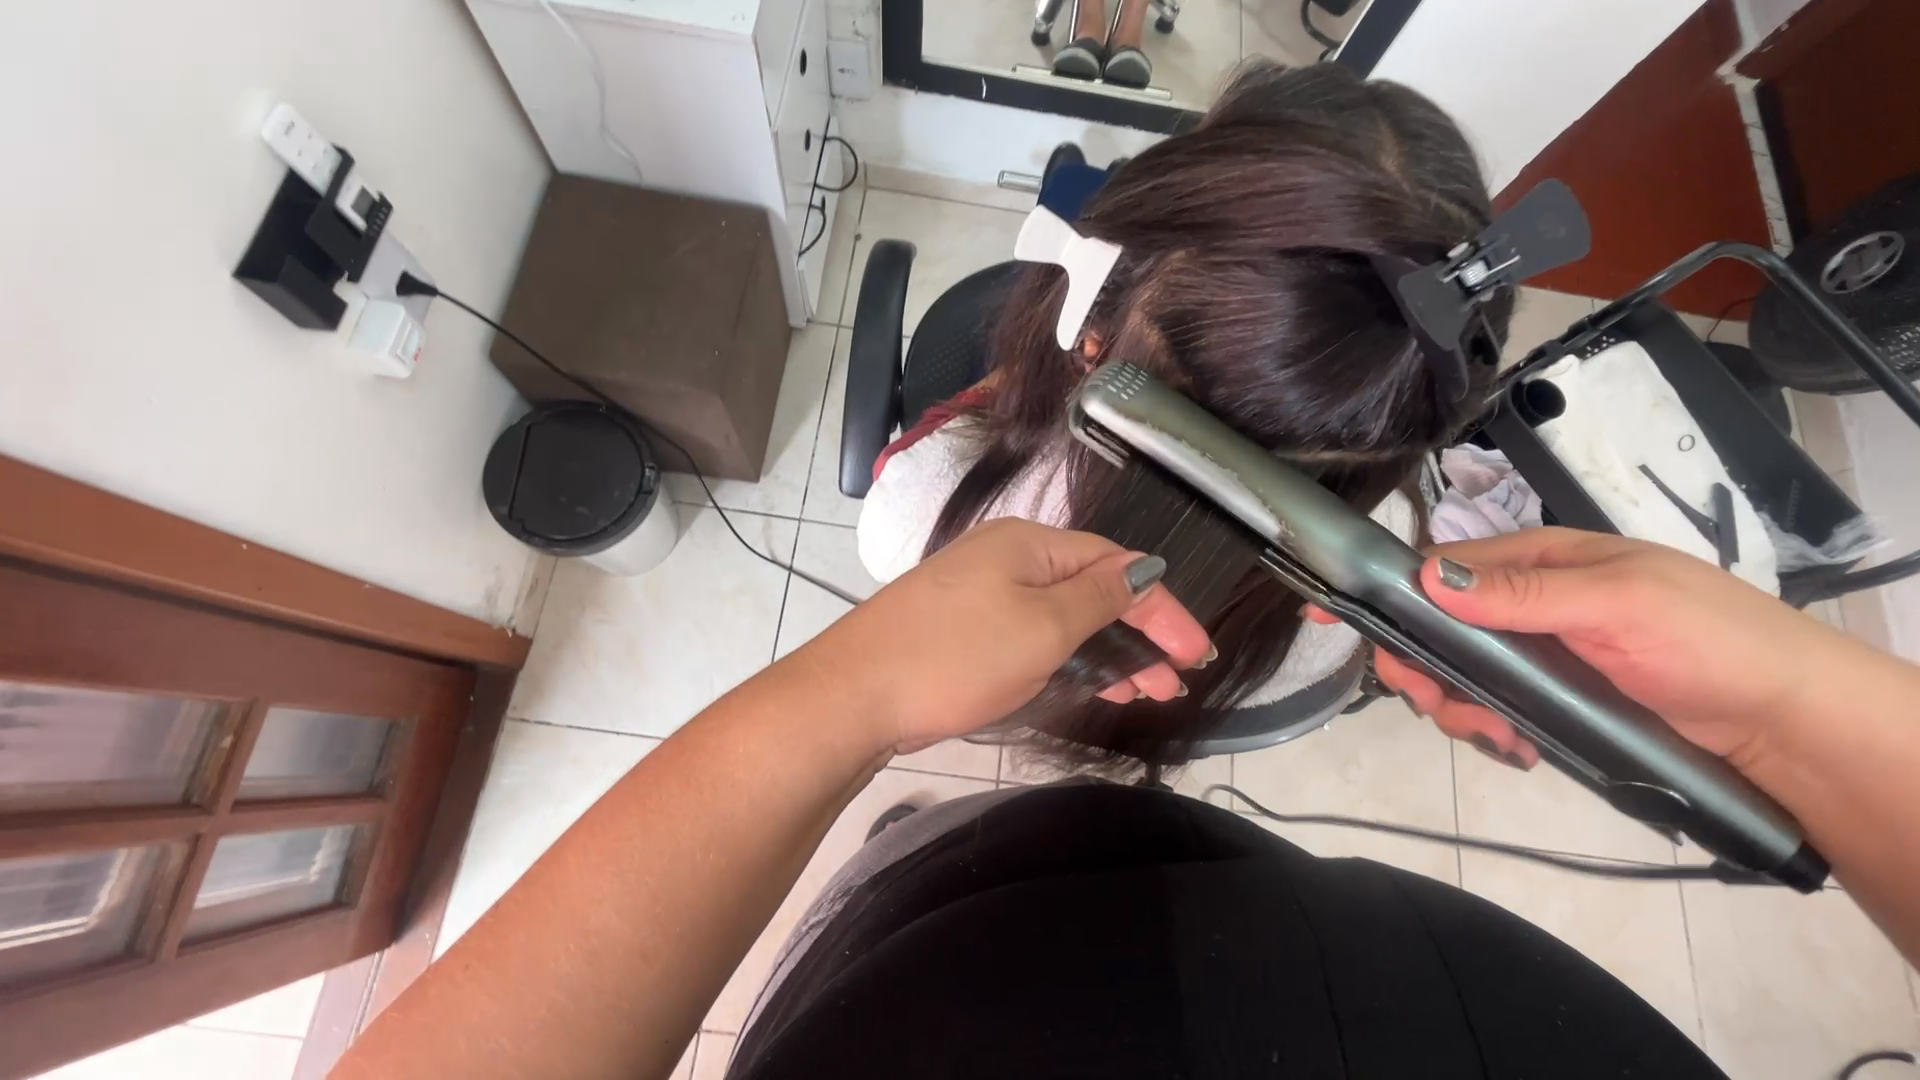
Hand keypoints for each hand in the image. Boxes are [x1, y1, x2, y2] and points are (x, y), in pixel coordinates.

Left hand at [794, 518, 1211, 752]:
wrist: (853, 694)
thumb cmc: (955, 657)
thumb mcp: (1041, 628)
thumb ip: (1098, 598)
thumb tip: (1142, 569)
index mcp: (1030, 544)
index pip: (1116, 565)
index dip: (1164, 606)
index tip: (1197, 654)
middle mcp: (1007, 558)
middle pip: (1091, 588)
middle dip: (1139, 633)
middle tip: (1172, 683)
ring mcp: (982, 593)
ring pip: (1063, 615)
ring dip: (1106, 650)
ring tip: (1143, 691)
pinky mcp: (965, 627)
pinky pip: (1032, 634)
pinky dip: (1066, 657)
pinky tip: (1087, 683)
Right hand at [1309, 528, 1852, 773]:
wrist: (1789, 727)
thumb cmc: (1711, 644)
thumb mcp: (1620, 604)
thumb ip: (1524, 594)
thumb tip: (1428, 577)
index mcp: (1537, 562)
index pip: (1438, 567)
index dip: (1385, 592)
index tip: (1332, 618)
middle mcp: (1524, 603)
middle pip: (1432, 626)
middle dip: (1420, 666)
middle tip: (1432, 703)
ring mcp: (1533, 652)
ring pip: (1453, 672)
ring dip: (1453, 705)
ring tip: (1492, 735)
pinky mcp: (1546, 697)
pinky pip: (1486, 706)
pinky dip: (1484, 727)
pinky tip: (1510, 744)